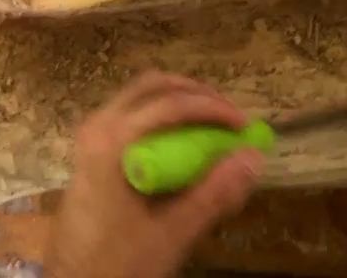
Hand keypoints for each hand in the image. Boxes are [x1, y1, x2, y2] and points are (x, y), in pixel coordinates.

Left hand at [47, 72, 264, 277]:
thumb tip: (253, 157)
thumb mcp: (172, 233)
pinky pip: (131, 112)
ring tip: (213, 126)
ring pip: (141, 95)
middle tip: (230, 118)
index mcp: (113, 139)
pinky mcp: (93, 145)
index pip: (170, 104)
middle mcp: (99, 123)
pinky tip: (184, 141)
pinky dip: (162, 115)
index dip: (212, 108)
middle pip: (153, 86)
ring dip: (179, 101)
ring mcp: (92, 131)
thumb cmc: (119, 261)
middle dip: (196, 95)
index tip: (245, 124)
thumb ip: (214, 194)